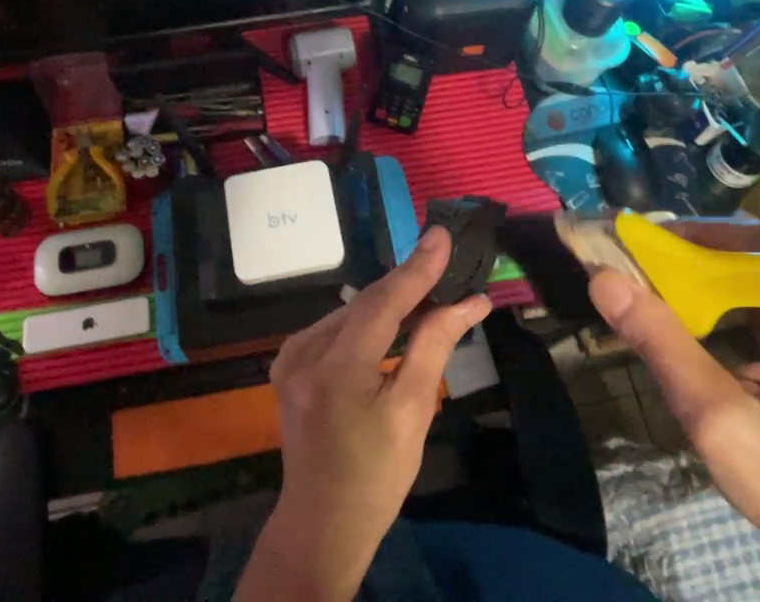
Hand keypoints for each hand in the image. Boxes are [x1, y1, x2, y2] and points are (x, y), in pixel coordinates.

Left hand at [237, 228, 492, 601]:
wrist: (322, 523)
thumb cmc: (376, 478)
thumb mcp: (413, 414)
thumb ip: (434, 348)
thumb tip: (469, 301)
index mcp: (334, 370)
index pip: (381, 303)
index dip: (417, 268)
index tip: (443, 236)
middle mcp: (303, 353)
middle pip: (364, 303)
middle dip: (409, 282)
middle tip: (450, 262)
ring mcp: (290, 357)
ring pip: (351, 312)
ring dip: (391, 300)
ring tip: (434, 286)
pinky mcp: (290, 363)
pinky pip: (337, 328)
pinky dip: (369, 318)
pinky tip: (397, 315)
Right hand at [590, 268, 759, 600]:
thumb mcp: (718, 426)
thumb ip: (664, 347)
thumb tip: (605, 282)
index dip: (701, 238)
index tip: (645, 245)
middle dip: (705, 250)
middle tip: (650, 263)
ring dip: (721, 266)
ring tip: (669, 278)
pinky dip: (743, 286)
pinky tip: (708, 303)